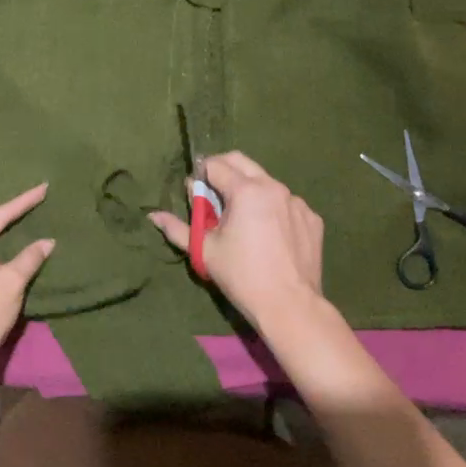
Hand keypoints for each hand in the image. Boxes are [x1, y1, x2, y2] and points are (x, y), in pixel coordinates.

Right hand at [149, 152, 328, 330]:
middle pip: (241, 162)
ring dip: (248, 190)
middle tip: (211, 193)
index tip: (194, 191)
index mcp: (246, 191)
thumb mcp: (205, 251)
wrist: (290, 305)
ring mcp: (297, 202)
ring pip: (266, 182)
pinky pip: (286, 203)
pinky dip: (272, 208)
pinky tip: (268, 234)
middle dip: (222, 169)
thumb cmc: (241, 276)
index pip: (215, 165)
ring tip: (242, 219)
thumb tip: (154, 215)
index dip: (200, 175)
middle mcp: (274, 187)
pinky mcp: (311, 218)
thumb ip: (178, 228)